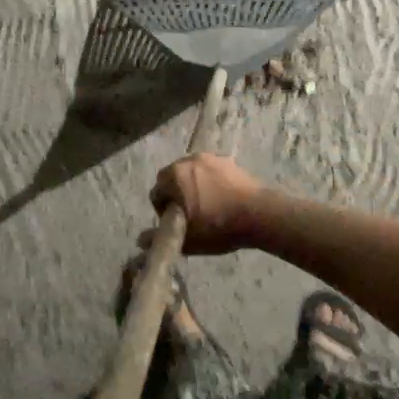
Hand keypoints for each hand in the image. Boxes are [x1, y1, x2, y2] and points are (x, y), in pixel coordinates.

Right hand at [145, 153, 267, 254]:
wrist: (258, 213)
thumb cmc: (218, 226)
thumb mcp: (186, 239)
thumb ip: (160, 238)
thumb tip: (140, 240)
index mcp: (174, 176)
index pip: (157, 192)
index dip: (163, 211)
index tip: (176, 224)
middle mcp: (188, 160)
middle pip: (173, 178)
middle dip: (177, 195)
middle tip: (190, 216)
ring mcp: (210, 158)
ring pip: (192, 173)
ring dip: (194, 187)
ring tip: (207, 207)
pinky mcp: (228, 161)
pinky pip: (211, 172)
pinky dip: (211, 182)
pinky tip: (222, 200)